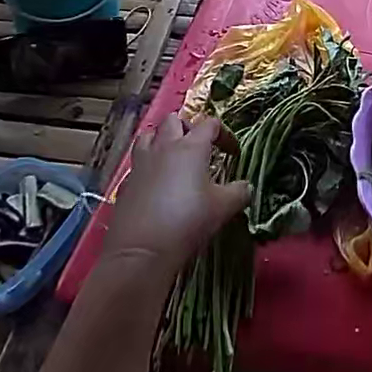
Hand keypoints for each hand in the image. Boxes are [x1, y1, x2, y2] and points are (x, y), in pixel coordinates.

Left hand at [103, 115, 250, 271]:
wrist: (141, 250)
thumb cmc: (187, 221)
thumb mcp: (223, 208)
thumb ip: (239, 193)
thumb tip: (246, 186)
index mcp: (191, 147)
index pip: (209, 124)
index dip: (223, 134)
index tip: (231, 152)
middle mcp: (164, 146)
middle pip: (174, 120)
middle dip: (187, 128)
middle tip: (198, 148)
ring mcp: (141, 162)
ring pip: (149, 134)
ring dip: (161, 139)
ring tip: (172, 156)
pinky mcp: (125, 181)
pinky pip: (137, 162)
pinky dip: (147, 165)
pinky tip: (153, 182)